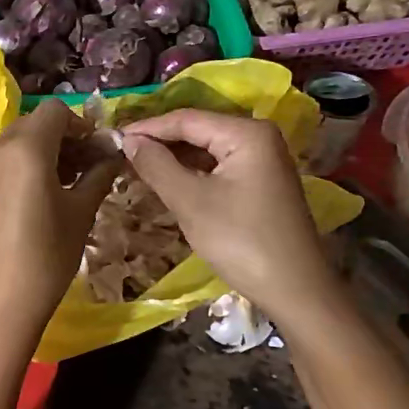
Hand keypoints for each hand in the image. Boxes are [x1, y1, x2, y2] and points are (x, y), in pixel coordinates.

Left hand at [0, 100, 121, 355]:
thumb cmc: (46, 256)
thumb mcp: (81, 212)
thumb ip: (99, 174)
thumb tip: (113, 153)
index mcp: (25, 148)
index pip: (56, 111)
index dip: (81, 124)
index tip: (98, 151)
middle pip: (35, 124)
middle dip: (64, 138)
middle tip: (88, 167)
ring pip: (17, 142)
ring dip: (45, 152)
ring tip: (69, 184)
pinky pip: (3, 162)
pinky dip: (25, 167)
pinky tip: (42, 197)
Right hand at [119, 109, 337, 314]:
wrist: (295, 289)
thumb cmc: (241, 241)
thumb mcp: (190, 202)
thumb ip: (157, 165)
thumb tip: (129, 140)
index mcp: (246, 133)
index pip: (186, 119)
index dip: (148, 128)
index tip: (113, 138)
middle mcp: (259, 137)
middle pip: (199, 130)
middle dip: (161, 141)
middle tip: (121, 152)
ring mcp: (264, 160)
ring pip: (208, 149)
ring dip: (175, 158)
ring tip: (137, 165)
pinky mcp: (262, 182)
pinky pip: (220, 166)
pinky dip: (194, 172)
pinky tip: (169, 181)